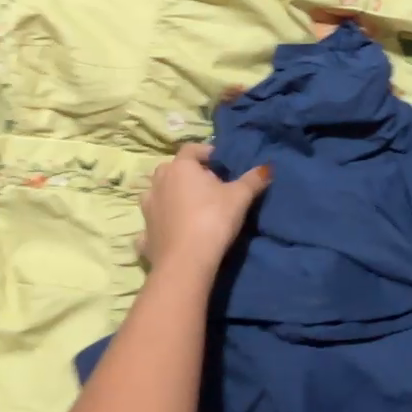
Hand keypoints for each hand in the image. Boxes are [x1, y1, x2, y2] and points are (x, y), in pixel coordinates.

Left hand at [138, 142, 269, 274]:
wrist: (186, 263)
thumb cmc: (213, 219)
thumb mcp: (240, 197)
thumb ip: (253, 179)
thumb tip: (268, 167)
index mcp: (180, 168)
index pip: (191, 149)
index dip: (206, 152)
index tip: (220, 163)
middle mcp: (158, 183)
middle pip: (172, 170)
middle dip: (187, 174)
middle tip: (208, 186)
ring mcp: (147, 210)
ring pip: (157, 194)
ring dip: (169, 196)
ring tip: (189, 207)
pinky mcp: (144, 236)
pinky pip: (151, 224)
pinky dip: (160, 225)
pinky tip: (171, 233)